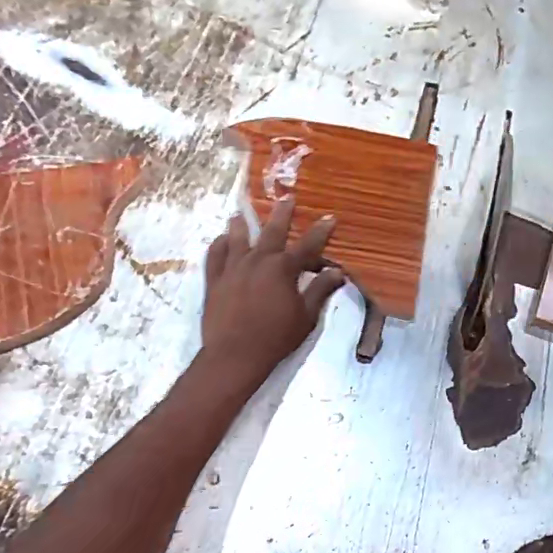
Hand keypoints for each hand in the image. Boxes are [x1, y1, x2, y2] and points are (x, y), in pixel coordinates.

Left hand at [199, 199, 345, 385]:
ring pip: (237, 239)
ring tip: (241, 213)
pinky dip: (219, 245)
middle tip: (287, 198)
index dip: (321, 231)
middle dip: (282, 214)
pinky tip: (221, 240)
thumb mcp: (307, 315)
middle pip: (272, 232)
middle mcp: (258, 261)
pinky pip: (215, 256)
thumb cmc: (277, 336)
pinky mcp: (214, 281)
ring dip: (242, 224)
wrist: (235, 354)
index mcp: (284, 269)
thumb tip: (338, 271)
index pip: (308, 246)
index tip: (330, 218)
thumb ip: (320, 290)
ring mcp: (233, 269)